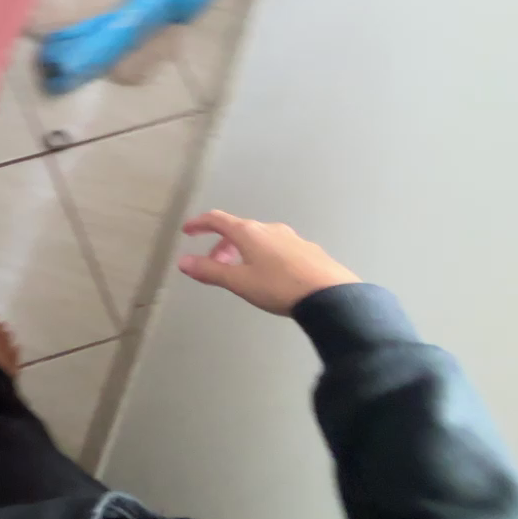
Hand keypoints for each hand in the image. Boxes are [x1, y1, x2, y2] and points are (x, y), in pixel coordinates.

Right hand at [177, 210, 360, 314]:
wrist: (334, 299)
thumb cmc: (279, 287)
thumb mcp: (239, 282)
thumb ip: (209, 271)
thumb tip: (182, 262)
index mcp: (248, 232)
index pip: (216, 219)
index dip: (199, 224)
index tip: (188, 232)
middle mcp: (269, 229)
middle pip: (238, 230)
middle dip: (222, 245)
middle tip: (216, 264)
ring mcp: (293, 239)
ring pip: (260, 239)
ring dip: (245, 251)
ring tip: (245, 272)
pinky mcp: (311, 251)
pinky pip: (280, 248)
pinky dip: (268, 256)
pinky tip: (275, 276)